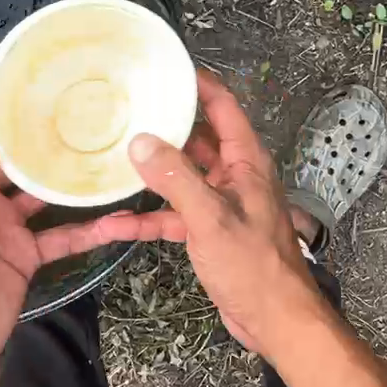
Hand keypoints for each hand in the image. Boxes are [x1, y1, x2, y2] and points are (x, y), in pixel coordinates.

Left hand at [0, 91, 132, 386]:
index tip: (18, 70)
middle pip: (11, 153)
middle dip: (38, 126)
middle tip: (77, 97)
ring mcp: (2, 228)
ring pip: (42, 189)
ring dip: (69, 171)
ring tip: (105, 143)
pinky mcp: (23, 255)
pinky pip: (61, 233)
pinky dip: (88, 226)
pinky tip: (118, 217)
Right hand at [96, 70, 328, 354]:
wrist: (274, 318)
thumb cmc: (251, 261)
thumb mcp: (210, 217)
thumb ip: (175, 178)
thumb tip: (140, 141)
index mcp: (245, 157)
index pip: (222, 104)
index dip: (197, 82)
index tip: (164, 67)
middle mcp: (234, 171)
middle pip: (197, 137)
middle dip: (165, 125)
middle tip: (126, 109)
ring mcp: (221, 200)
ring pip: (182, 175)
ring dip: (152, 172)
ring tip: (112, 156)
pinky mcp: (209, 229)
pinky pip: (175, 214)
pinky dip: (150, 217)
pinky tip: (114, 224)